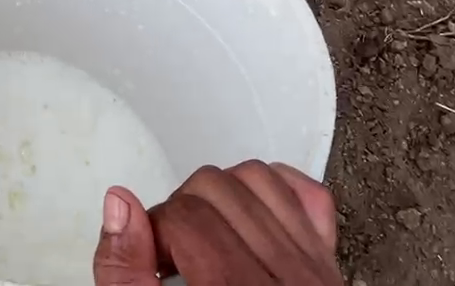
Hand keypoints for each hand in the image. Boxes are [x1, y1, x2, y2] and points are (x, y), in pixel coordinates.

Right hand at [94, 161, 343, 284]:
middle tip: (175, 256)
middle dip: (182, 210)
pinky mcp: (333, 271)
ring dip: (222, 195)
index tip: (154, 263)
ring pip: (258, 179)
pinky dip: (275, 191)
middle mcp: (291, 284)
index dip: (154, 230)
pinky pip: (307, 197)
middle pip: (216, 188)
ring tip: (207, 238)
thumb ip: (122, 274)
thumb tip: (120, 203)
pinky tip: (249, 216)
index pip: (184, 216)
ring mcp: (320, 276)